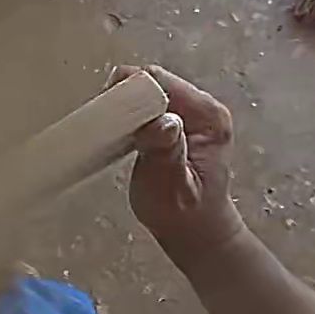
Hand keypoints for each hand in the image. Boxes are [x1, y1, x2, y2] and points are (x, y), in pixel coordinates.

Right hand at [110, 65, 248, 265]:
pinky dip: (126, 115)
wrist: (194, 231)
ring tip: (112, 133)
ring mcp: (189, 115)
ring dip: (122, 108)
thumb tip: (162, 120)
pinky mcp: (175, 123)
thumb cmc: (181, 212)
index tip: (109, 116)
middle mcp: (202, 108)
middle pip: (149, 82)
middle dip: (122, 98)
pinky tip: (119, 134)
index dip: (127, 92)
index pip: (157, 81)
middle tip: (107, 127)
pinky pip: (143, 105)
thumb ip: (165, 150)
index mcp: (206, 117)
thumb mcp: (169, 183)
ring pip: (143, 92)